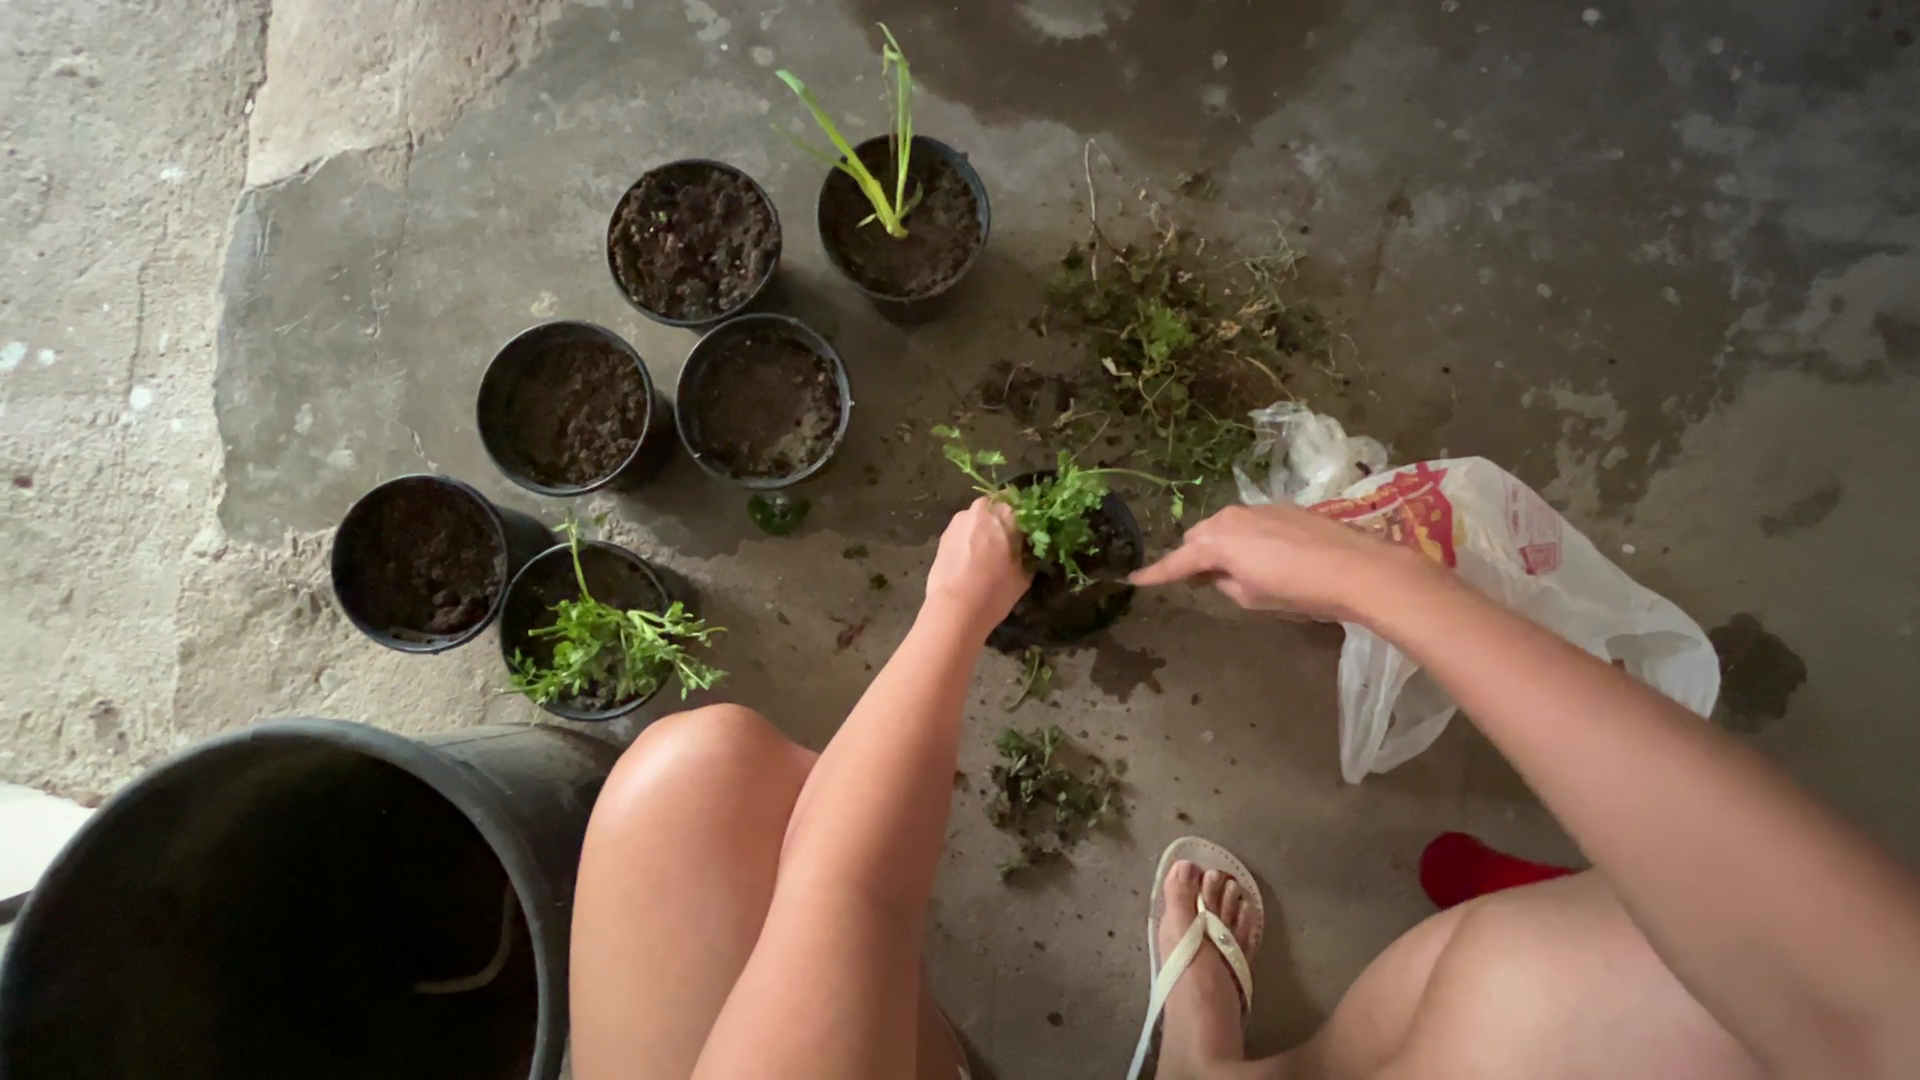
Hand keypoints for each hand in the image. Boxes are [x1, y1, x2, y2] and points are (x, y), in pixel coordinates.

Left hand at [925, 498, 1032, 636]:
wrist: (955, 607)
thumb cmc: (995, 591)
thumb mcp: (1024, 574)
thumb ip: (1027, 552)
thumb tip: (1027, 546)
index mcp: (1006, 515)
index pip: (1022, 505)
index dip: (1024, 518)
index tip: (1026, 532)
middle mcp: (982, 510)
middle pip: (996, 507)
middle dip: (1001, 520)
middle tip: (1007, 541)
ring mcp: (959, 520)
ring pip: (977, 517)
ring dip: (983, 528)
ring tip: (987, 552)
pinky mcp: (944, 534)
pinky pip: (963, 530)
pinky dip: (968, 538)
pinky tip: (970, 558)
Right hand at [1130, 503, 1437, 621]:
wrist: (1358, 568)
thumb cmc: (1299, 591)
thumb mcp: (1252, 598)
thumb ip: (1224, 584)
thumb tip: (1220, 575)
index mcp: (1216, 543)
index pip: (1176, 563)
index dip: (1155, 574)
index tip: (1133, 580)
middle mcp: (1230, 518)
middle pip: (1197, 538)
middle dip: (1193, 557)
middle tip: (1200, 581)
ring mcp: (1258, 509)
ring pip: (1223, 527)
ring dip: (1219, 546)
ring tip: (1235, 569)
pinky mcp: (1283, 508)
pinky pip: (1248, 523)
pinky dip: (1245, 539)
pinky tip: (1266, 556)